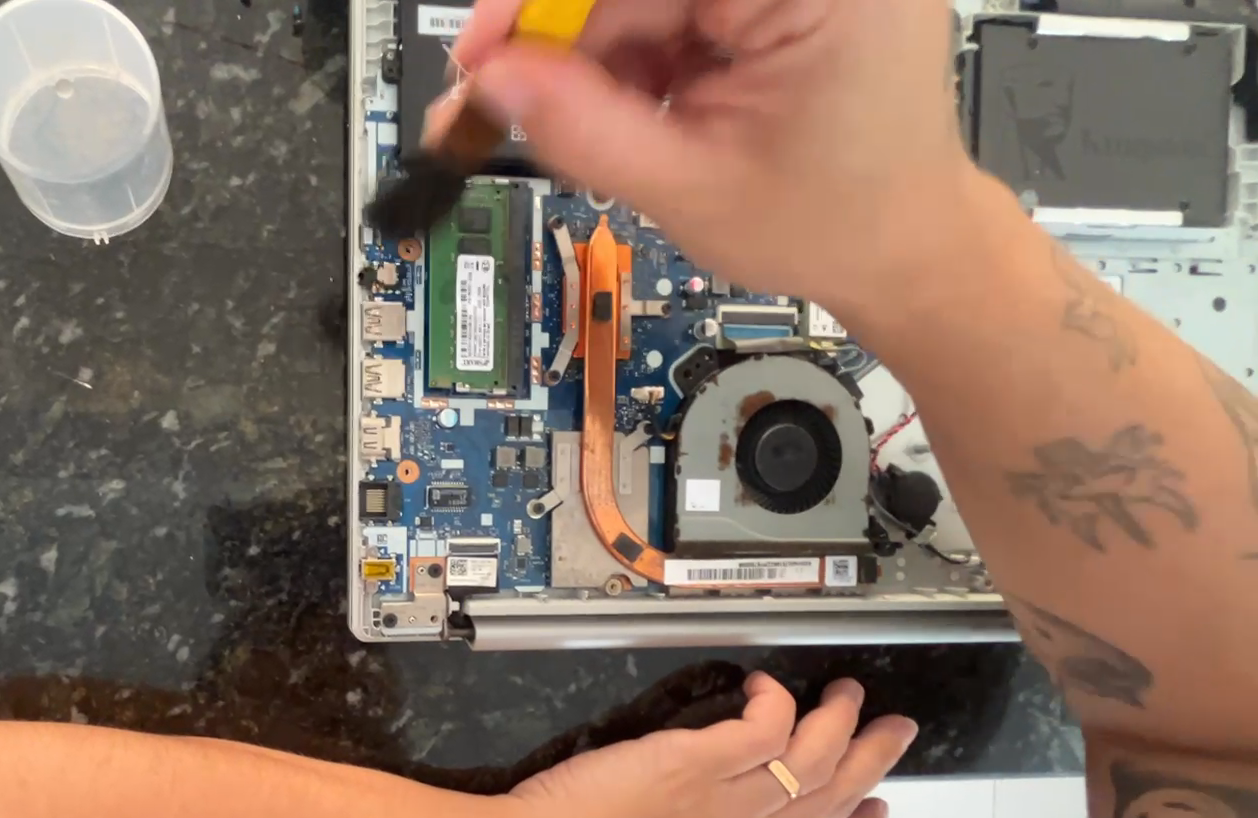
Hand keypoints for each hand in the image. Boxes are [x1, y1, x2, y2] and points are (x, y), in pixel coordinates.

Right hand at [443, 0, 981, 316]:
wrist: (889, 241)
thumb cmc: (822, 220)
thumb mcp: (683, 186)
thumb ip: (581, 131)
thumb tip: (493, 80)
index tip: (482, 49)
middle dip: (560, 38)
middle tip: (502, 102)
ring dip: (592, 63)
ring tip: (607, 135)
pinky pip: (660, 13)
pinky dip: (623, 66)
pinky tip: (631, 116)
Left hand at [505, 673, 916, 817]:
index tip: (876, 811)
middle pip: (833, 798)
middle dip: (872, 761)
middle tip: (892, 729)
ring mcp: (728, 800)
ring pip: (813, 758)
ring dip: (839, 721)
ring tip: (849, 694)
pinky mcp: (696, 762)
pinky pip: (762, 727)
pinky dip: (775, 702)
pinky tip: (766, 686)